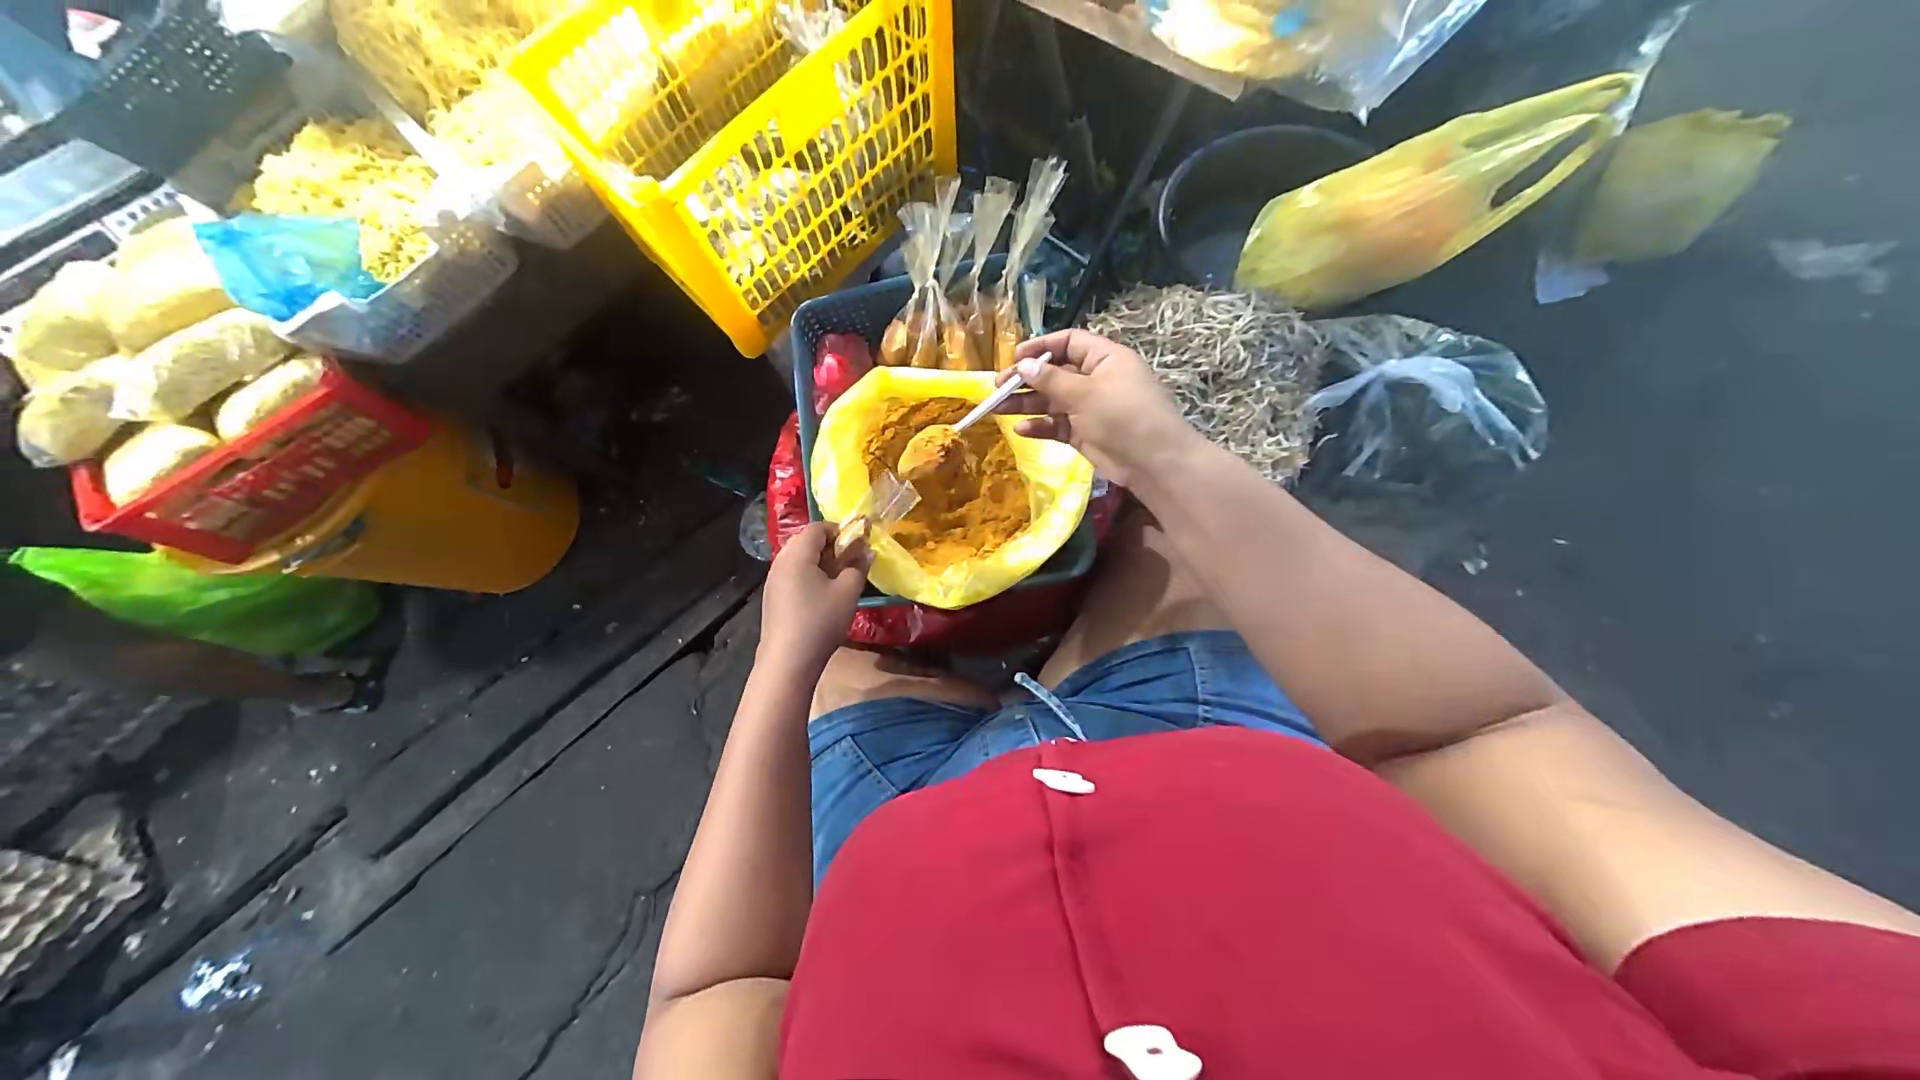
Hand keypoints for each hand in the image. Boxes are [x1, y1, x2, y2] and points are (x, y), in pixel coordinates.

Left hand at [758, 522, 868, 673]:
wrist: (788, 660)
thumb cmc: (820, 621)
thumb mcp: (847, 592)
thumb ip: (859, 566)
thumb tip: (867, 551)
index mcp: (797, 555)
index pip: (817, 527)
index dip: (839, 531)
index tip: (857, 546)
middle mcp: (780, 561)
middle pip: (805, 541)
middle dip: (830, 546)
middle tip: (849, 563)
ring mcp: (773, 580)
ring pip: (798, 559)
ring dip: (820, 562)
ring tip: (838, 581)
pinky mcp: (772, 597)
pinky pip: (792, 574)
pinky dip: (808, 576)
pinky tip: (821, 597)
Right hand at [994, 330, 1199, 487]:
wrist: (1154, 462)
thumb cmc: (1123, 415)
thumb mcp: (1085, 392)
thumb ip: (1051, 379)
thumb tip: (1024, 364)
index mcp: (1104, 359)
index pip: (1069, 342)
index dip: (1041, 347)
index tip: (1015, 357)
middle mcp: (1097, 379)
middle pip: (1055, 373)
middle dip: (1027, 380)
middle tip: (998, 387)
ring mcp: (1091, 408)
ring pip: (1053, 401)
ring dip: (1027, 404)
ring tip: (998, 408)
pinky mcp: (1086, 433)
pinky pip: (1058, 425)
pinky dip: (1041, 426)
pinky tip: (1022, 430)